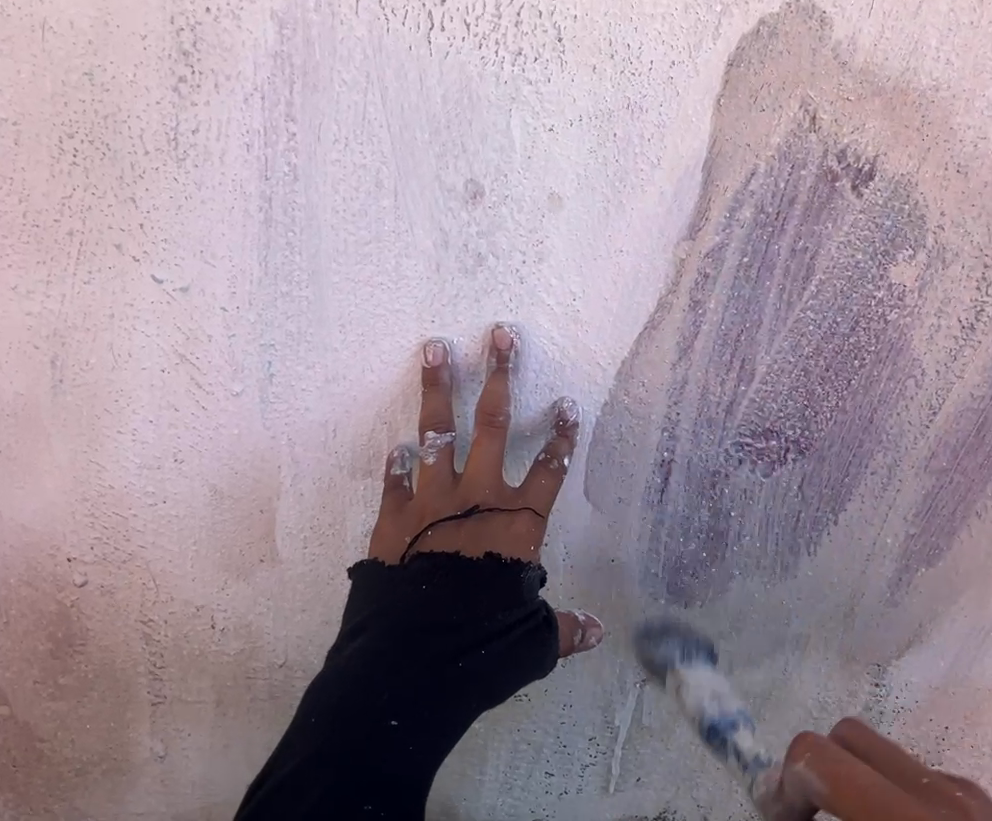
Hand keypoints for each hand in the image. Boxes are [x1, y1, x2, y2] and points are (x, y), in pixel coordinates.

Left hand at [366, 323, 603, 657]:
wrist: (414, 656)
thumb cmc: (483, 644)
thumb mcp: (530, 640)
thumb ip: (561, 628)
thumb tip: (597, 632)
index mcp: (518, 522)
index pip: (550, 470)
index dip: (562, 437)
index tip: (567, 404)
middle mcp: (479, 497)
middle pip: (495, 424)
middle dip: (500, 376)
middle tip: (500, 335)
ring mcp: (433, 502)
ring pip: (439, 432)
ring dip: (439, 389)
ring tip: (435, 347)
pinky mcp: (394, 519)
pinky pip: (396, 482)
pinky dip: (397, 464)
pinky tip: (397, 445)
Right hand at [769, 718, 991, 820]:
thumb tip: (788, 817)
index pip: (819, 760)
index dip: (781, 787)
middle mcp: (941, 798)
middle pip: (846, 738)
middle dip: (813, 775)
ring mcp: (973, 801)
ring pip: (885, 757)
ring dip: (853, 788)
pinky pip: (922, 783)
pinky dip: (892, 803)